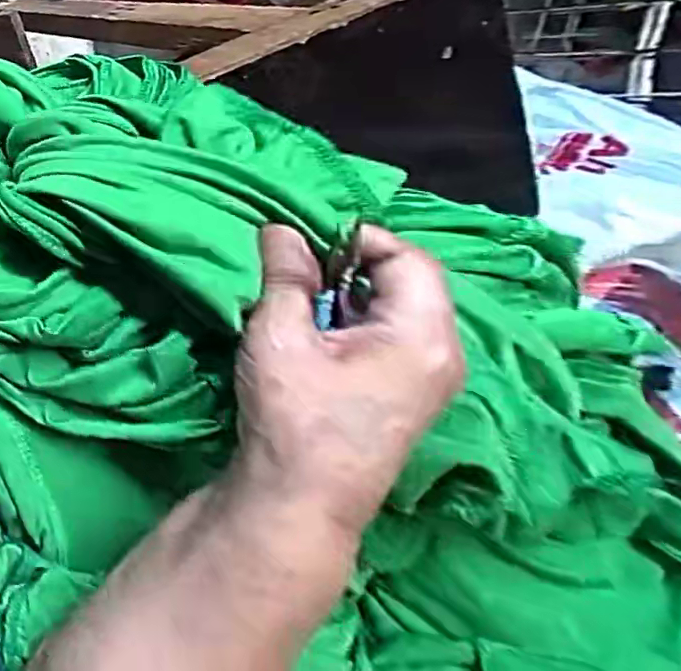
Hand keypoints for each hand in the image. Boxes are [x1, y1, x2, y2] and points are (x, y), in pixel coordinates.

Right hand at [228, 224, 464, 536]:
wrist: (301, 490)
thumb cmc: (294, 408)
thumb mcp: (279, 335)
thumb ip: (286, 278)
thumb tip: (281, 229)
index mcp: (423, 336)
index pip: (411, 259)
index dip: (358, 237)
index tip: (300, 236)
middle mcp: (441, 353)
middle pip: (407, 282)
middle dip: (348, 262)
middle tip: (289, 261)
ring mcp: (425, 376)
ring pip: (393, 308)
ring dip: (344, 290)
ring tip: (291, 291)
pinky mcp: (402, 391)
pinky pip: (385, 334)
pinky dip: (347, 317)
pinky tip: (306, 327)